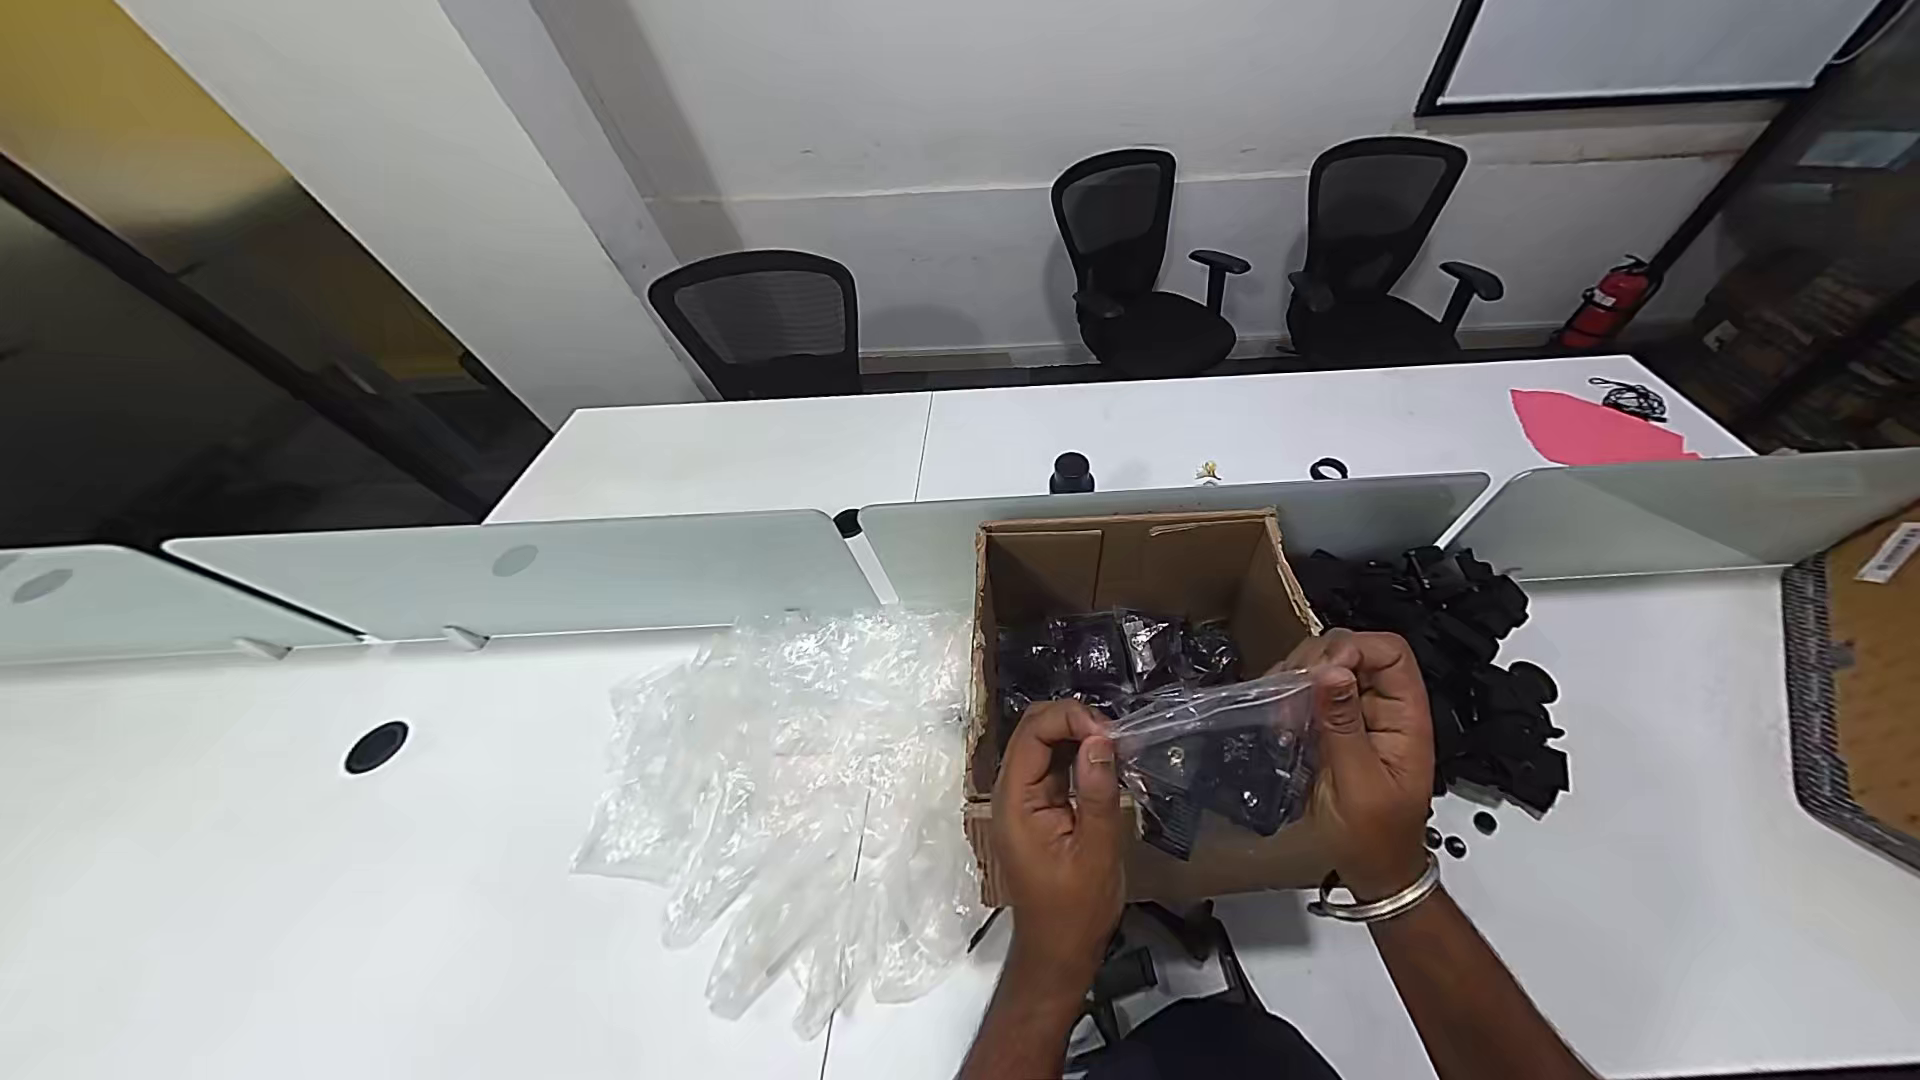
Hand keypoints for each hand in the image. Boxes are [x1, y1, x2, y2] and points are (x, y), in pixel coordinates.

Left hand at [989, 699, 1125, 988]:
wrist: (1058, 950)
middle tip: (1113, 734)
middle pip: (1033, 730)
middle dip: (1072, 720)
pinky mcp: (1038, 803)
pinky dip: (1078, 752)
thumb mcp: (1095, 854)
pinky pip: (1054, 763)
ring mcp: (1024, 795)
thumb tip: (1101, 739)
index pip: (1031, 734)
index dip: (1068, 719)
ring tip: (1114, 742)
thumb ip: (1097, 794)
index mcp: (1014, 799)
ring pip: (1043, 742)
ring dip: (1076, 733)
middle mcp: (1012, 789)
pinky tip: (1103, 757)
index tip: (1107, 730)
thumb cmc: (1074, 910)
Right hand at [1284, 630, 1434, 899]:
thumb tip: (1331, 672)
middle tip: (1289, 689)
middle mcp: (1380, 706)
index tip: (1320, 673)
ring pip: (1324, 663)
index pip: (1390, 653)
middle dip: (1316, 659)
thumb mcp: (1360, 783)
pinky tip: (1275, 712)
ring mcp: (1352, 712)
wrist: (1369, 869)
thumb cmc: (1373, 836)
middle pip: (1353, 649)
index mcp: (1405, 718)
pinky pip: (1305, 687)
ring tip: (1279, 704)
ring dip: (1296, 674)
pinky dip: (1284, 690)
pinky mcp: (1326, 722)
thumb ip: (1344, 726)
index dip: (1355, 650)